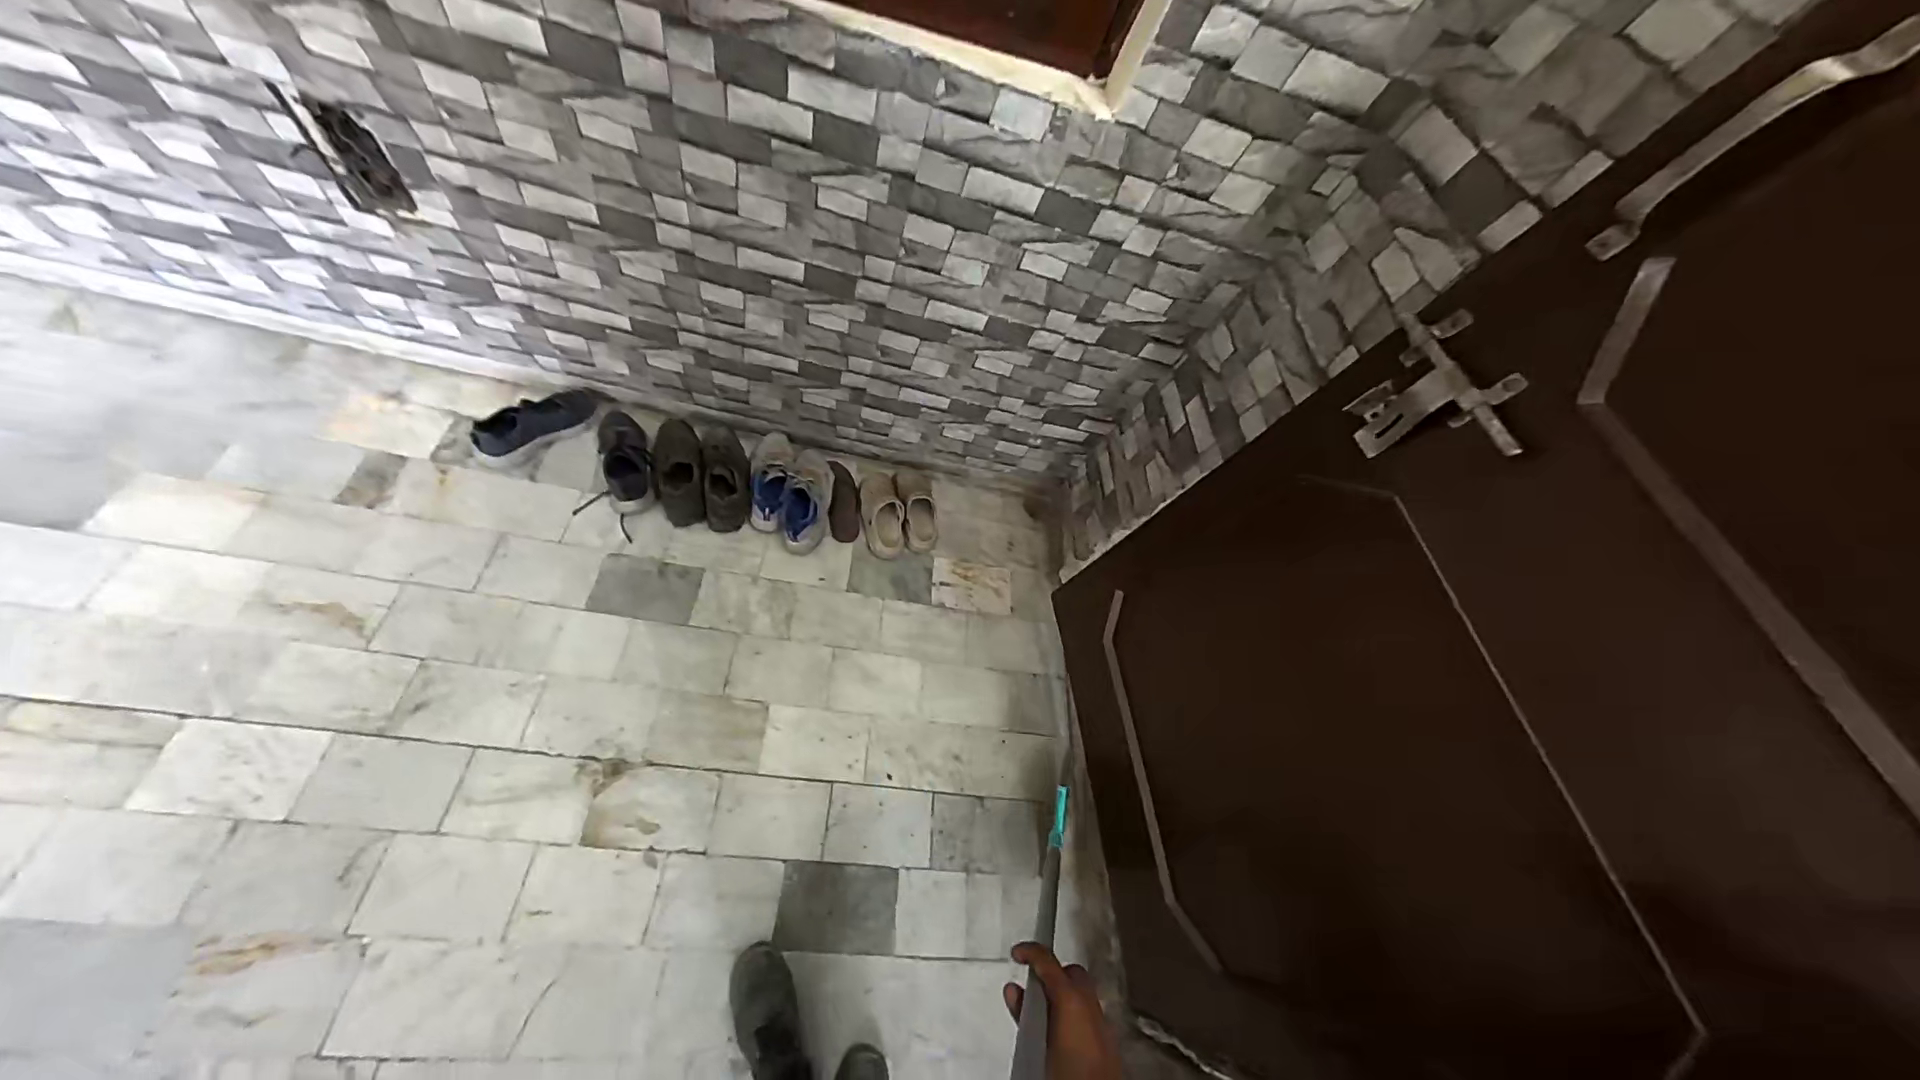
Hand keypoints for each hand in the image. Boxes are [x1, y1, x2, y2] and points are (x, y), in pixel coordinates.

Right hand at [1003, 942, 1123, 1079]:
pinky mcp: (1107, 1039)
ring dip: (1060, 993)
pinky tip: (1057, 1028)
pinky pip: (1086, 1010)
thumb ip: (1023, 1011)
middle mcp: (1089, 1001)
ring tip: (1039, 1009)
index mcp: (1071, 996)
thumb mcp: (1036, 1039)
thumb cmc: (1067, 1068)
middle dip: (1050, 973)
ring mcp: (1101, 1019)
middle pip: (1069, 972)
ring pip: (1079, 991)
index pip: (1048, 960)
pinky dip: (1070, 1010)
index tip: (1017, 953)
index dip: (1030, 951)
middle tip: (1030, 984)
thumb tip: (1013, 990)